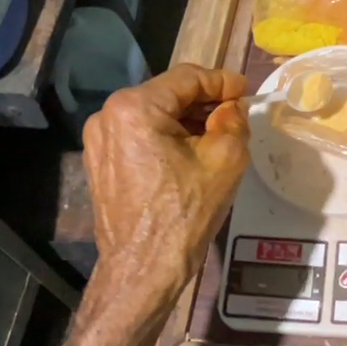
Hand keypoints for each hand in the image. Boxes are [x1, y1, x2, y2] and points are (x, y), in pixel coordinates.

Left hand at [82, 65, 249, 304]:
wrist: (144, 268)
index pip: (188, 77)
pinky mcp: (101, 162)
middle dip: (205, 102)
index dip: (222, 81)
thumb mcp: (225, 159)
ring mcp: (99, 140)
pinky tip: (192, 154)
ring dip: (187, 120)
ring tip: (219, 135)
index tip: (247, 91)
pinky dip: (168, 138)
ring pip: (155, 115)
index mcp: (135, 107)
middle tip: (237, 114)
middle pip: (169, 94)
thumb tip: (231, 107)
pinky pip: (141, 136)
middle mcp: (108, 115)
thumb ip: (233, 120)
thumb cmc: (185, 212)